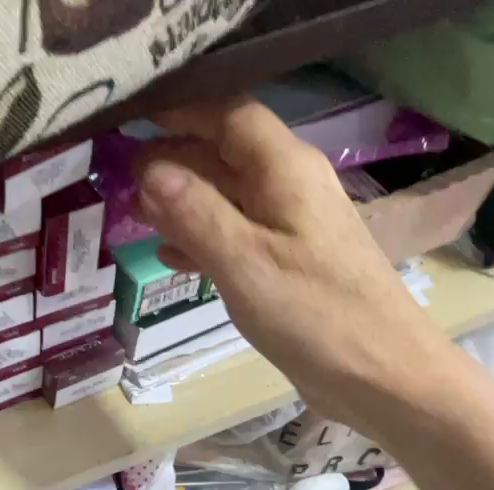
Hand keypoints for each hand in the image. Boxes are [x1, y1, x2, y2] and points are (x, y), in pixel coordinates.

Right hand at [136, 100, 469, 434]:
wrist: (377, 374)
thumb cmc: (313, 315)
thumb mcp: (245, 262)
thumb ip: (196, 213)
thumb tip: (150, 170)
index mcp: (284, 171)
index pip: (228, 116)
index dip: (179, 111)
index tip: (128, 122)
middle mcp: (288, 188)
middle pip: (224, 152)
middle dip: (172, 156)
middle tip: (117, 173)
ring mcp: (288, 227)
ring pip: (225, 196)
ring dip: (180, 200)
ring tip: (131, 212)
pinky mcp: (285, 265)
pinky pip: (233, 236)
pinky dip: (198, 239)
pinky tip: (167, 256)